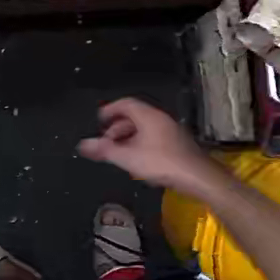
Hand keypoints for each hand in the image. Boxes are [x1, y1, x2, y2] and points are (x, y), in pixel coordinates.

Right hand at [78, 98, 224, 195]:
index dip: (110, 110)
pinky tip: (137, 160)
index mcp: (148, 116)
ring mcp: (170, 131)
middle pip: (134, 116)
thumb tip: (83, 144)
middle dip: (117, 127)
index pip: (126, 103)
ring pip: (145, 128)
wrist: (196, 176)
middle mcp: (160, 119)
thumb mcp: (128, 157)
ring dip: (129, 137)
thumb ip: (105, 150)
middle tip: (105, 141)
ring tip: (118, 153)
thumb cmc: (162, 163)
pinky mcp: (177, 144)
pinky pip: (154, 137)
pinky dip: (141, 143)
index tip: (99, 120)